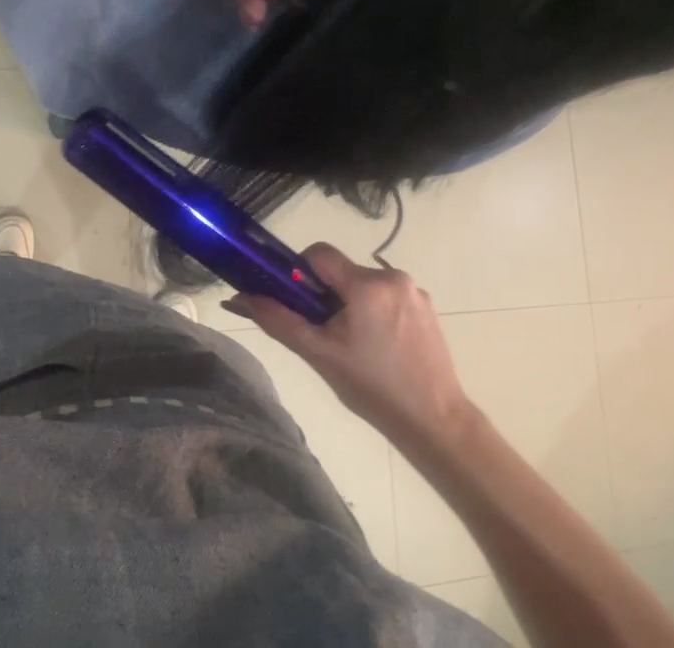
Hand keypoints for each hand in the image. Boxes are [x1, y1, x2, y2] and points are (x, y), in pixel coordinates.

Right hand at [226, 244, 472, 442]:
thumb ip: (278, 320)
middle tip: (324, 334)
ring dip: (351, 305)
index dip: (299, 271)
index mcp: (367, 285)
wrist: (433, 419)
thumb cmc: (371, 387)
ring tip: (353, 346)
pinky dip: (375, 313)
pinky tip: (378, 348)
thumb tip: (240, 297)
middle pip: (342, 272)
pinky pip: (387, 297)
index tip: (296, 302)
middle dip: (326, 296)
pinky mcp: (427, 307)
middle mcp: (393, 277)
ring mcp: (415, 291)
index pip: (319, 254)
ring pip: (365, 285)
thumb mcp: (318, 354)